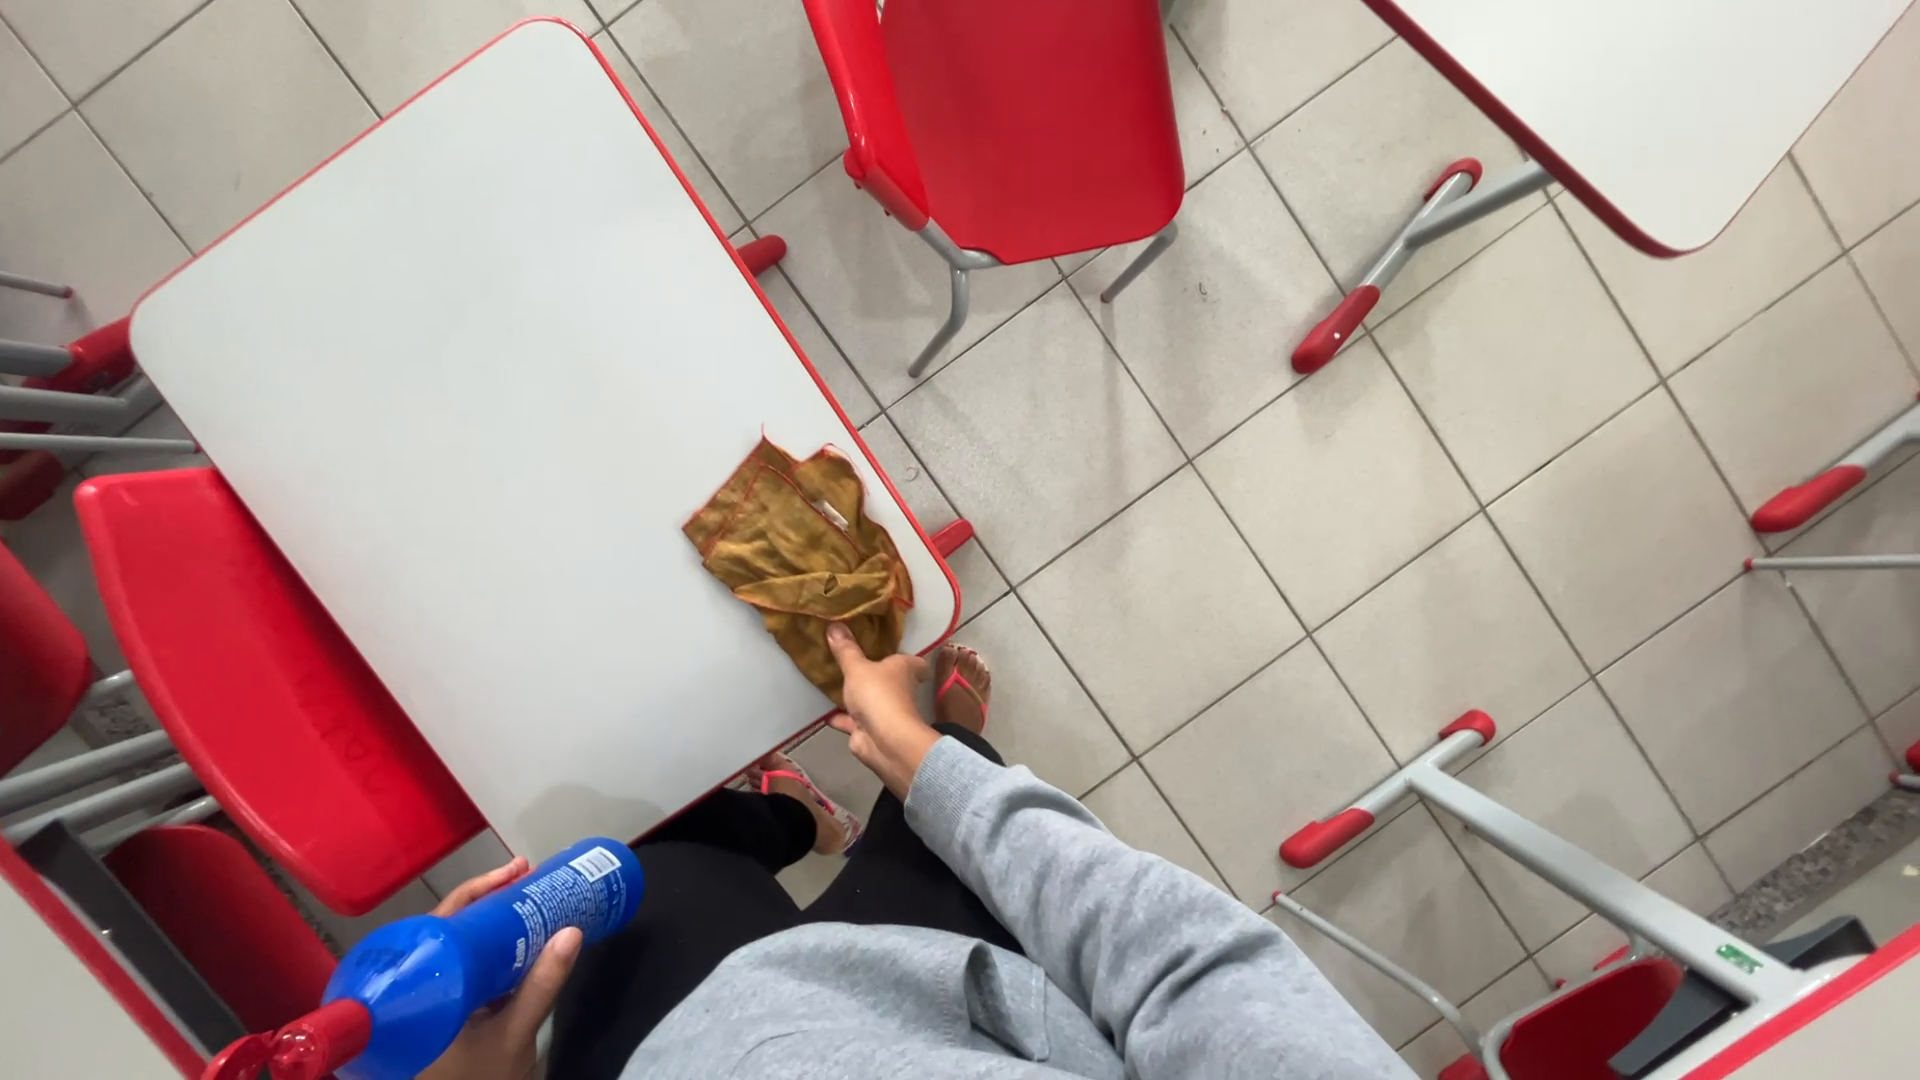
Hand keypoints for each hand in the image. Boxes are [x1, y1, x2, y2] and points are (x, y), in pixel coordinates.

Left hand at [417, 858, 582, 1079]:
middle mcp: (405, 999)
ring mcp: (421, 1009)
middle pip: (443, 932)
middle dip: (486, 899)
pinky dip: (486, 946)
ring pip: (451, 949)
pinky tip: (513, 934)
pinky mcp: (437, 1017)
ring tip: (524, 891)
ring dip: (488, 919)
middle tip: (526, 873)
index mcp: (406, 1000)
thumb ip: (542, 986)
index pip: (434, 928)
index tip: (514, 873)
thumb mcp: (513, 1036)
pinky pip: (458, 968)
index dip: (473, 894)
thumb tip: (574, 929)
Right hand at [826, 622, 938, 797]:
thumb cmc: (878, 694)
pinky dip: (842, 718)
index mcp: (904, 669)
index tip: (894, 651)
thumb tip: (835, 624)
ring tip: (835, 684)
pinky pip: (853, 721)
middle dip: (875, 675)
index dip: (908, 658)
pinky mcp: (869, 731)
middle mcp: (899, 689)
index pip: (915, 662)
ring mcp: (885, 712)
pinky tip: (825, 712)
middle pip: (889, 680)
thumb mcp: (857, 667)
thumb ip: (845, 649)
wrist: (883, 739)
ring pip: (869, 701)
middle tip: (854, 662)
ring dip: (856, 697)